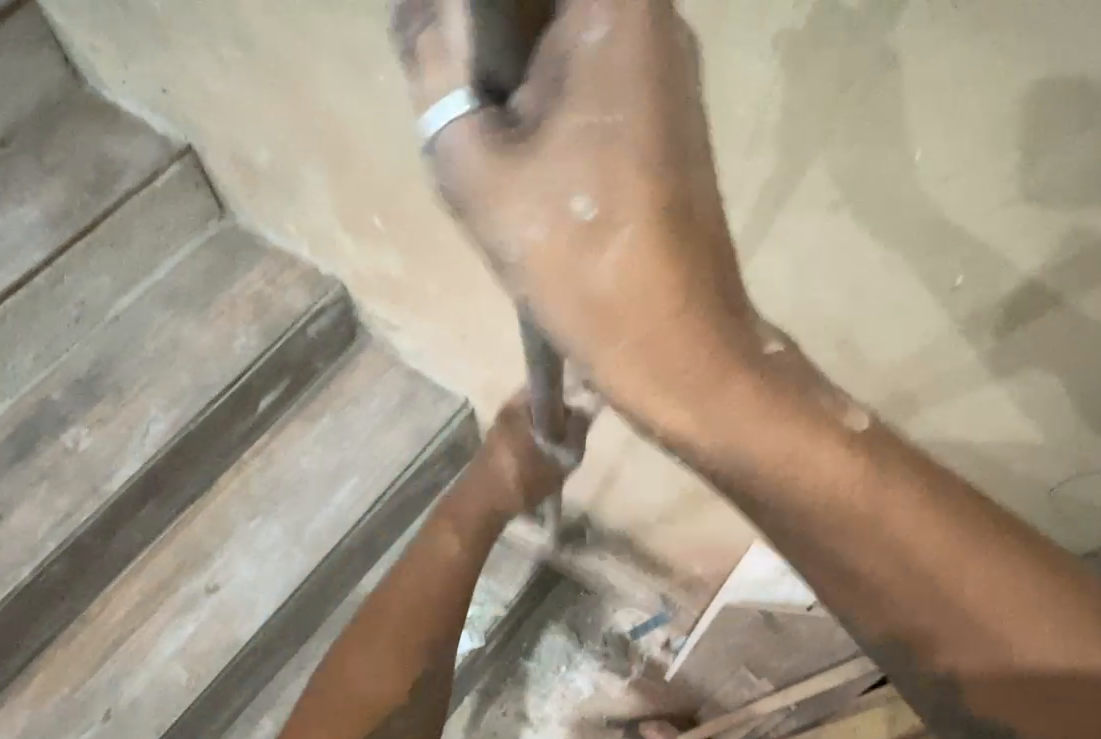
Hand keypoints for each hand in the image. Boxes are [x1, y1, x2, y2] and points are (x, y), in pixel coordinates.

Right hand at [392, 0, 760, 424]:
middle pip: (549, 4)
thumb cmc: (575, 258)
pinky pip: (602, 73)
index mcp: (612, 7)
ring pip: (574, 35)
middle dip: (494, 41)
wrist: (673, 342)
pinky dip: (558, 95)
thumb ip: (435, 71)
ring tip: (491, 130)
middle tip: (460, 97)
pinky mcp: (676, 115)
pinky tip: (535, 155)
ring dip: (522, 70)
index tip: (447, 51)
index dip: (475, 15)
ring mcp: (674, 67)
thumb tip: (424, 14)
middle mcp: (657, 16)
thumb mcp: (474, 168)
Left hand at [471, 390, 592, 518]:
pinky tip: (540, 466)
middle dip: (558, 421)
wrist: (481, 507)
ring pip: (532, 423)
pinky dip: (534, 445)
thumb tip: (585, 411)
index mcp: (520, 405)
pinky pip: (522, 435)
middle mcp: (507, 409)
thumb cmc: (522, 480)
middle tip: (570, 443)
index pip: (549, 387)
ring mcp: (497, 426)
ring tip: (557, 458)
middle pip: (541, 406)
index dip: (568, 399)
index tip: (578, 419)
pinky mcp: (493, 444)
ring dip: (546, 436)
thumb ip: (576, 433)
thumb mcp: (561, 460)